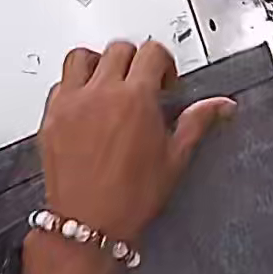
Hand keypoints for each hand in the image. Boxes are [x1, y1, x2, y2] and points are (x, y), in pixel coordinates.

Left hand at [25, 40, 235, 273]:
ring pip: (82, 57)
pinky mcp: (51, 116)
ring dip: (99, 64)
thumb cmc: (129, 198)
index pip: (151, 52)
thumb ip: (196, 122)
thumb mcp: (174, 158)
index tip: (164, 83)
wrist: (89, 224)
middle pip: (119, 49)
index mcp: (136, 99)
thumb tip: (220, 105)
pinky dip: (73, 86)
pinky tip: (86, 105)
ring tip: (109, 84)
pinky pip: (59, 83)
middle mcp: (101, 94)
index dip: (164, 63)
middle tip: (141, 83)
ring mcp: (72, 103)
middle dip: (135, 61)